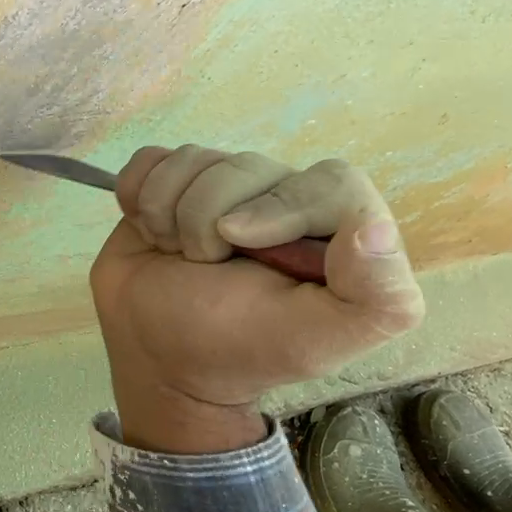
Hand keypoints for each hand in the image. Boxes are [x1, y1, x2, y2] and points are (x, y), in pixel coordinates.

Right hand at [90, 146, 424, 453]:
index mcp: (331, 232)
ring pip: (190, 158)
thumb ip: (375, 298)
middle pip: (242, 164)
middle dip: (203, 219)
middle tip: (201, 264)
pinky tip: (149, 231)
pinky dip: (136, 195)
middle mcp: (278, 198)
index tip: (236, 241)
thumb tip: (372, 226)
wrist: (152, 354)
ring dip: (166, 213)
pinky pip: (149, 159)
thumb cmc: (232, 348)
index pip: (328, 180)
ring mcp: (218, 186)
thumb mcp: (313, 340)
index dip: (280, 203)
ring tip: (174, 253)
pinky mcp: (167, 182)